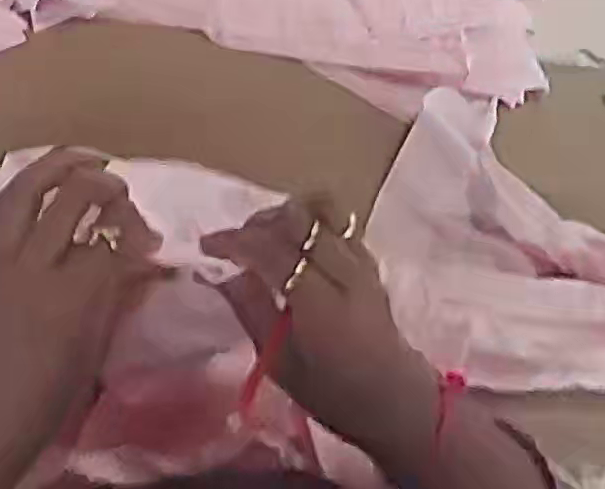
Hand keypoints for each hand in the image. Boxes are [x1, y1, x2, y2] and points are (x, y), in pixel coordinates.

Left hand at [0, 150, 162, 488]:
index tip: (149, 240)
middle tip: (122, 189)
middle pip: (73, 198)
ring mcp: (0, 257)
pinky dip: (31, 183)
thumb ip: (113, 296)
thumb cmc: (37, 403)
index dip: (136, 234)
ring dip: (60, 163)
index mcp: (67, 300)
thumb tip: (137, 258)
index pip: (112, 241)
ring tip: (88, 158)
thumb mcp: (91, 354)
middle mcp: (32, 266)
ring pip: (29, 187)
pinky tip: (50, 179)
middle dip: (105, 184)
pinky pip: (6, 205)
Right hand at [203, 199, 552, 488]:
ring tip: (267, 235)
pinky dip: (310, 219)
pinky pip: (337, 218)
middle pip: (296, 218)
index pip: (273, 252)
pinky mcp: (369, 254)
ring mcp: (361, 258)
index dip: (235, 241)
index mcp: (321, 306)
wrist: (396, 399)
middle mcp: (345, 272)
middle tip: (237, 244)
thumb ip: (251, 311)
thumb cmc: (334, 393)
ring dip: (286, 214)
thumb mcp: (281, 365)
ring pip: (320, 206)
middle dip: (257, 223)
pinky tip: (297, 241)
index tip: (208, 245)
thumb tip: (222, 273)